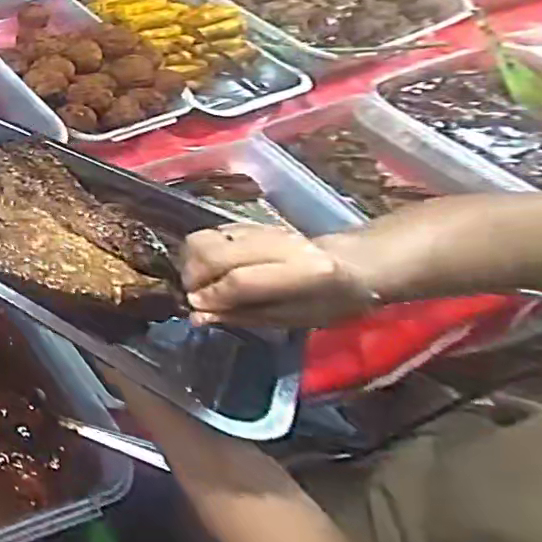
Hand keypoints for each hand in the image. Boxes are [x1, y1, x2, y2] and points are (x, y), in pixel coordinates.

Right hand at [181, 223, 379, 328]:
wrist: (350, 268)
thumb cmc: (328, 303)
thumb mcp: (296, 318)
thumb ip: (244, 315)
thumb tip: (198, 316)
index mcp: (305, 272)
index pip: (240, 280)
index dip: (213, 294)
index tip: (195, 305)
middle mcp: (279, 244)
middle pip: (214, 254)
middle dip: (194, 275)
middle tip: (192, 292)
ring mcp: (258, 228)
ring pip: (203, 239)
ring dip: (190, 261)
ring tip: (196, 280)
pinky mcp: (243, 222)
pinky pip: (206, 234)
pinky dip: (197, 252)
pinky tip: (204, 267)